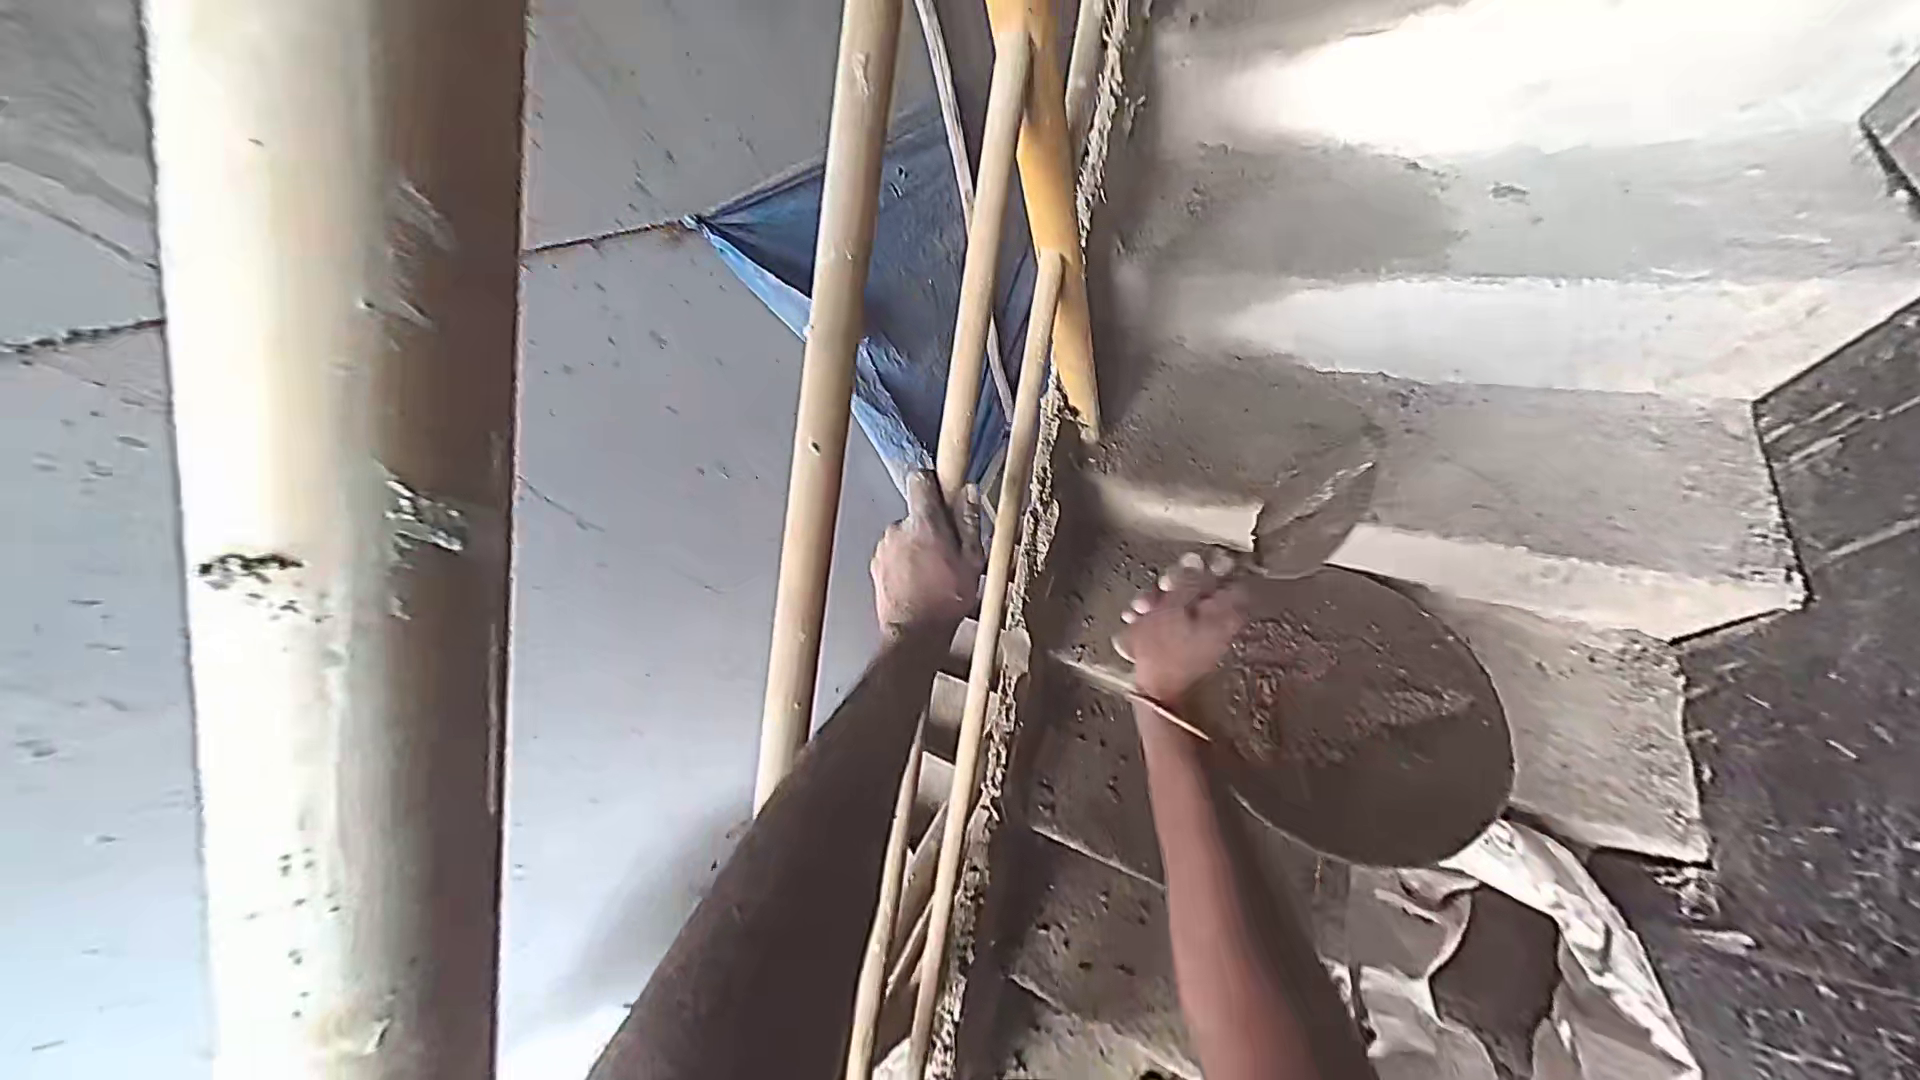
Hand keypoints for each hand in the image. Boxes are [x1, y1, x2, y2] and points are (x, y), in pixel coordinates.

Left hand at [871, 470, 983, 636]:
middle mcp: (899, 529)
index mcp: (924, 522)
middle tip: (947, 550)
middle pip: (915, 513)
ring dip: (916, 546)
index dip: (932, 482)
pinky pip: (893, 553)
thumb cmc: (947, 599)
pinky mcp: (876, 564)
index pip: (920, 480)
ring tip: (933, 571)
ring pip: (904, 535)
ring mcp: (884, 547)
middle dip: (930, 526)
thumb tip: (968, 492)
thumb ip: (969, 521)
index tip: (942, 493)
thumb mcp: (973, 560)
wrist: (915, 632)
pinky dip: (904, 562)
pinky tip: (918, 581)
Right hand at [1115, 549, 1247, 704]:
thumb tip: (1197, 557)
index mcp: (1225, 612)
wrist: (1156, 692)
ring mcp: (1206, 636)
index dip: (1209, 567)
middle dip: (1175, 586)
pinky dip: (1159, 619)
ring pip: (1185, 605)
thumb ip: (1187, 580)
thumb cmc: (1163, 648)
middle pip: (1204, 590)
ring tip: (1138, 610)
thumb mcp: (1172, 607)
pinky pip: (1178, 623)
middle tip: (1158, 589)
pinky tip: (1137, 621)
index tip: (1186, 565)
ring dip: (1160, 602)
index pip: (1231, 578)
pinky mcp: (1189, 647)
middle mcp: (1221, 623)